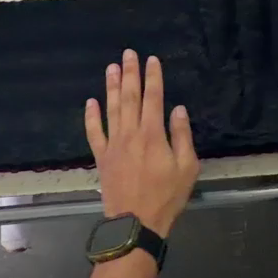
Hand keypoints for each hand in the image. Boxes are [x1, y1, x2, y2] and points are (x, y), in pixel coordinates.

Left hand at [84, 50, 199, 236]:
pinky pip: (94, 132)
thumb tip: (178, 109)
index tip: (153, 60)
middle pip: (130, 97)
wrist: (135, 223)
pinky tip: (91, 101)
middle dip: (130, 74)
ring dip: (111, 86)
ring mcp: (113, 145)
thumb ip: (182, 136)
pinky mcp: (102, 157)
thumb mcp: (187, 168)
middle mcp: (131, 134)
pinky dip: (91, 116)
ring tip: (111, 67)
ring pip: (111, 109)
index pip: (154, 98)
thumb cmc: (166, 196)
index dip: (154, 77)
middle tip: (128, 53)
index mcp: (153, 134)